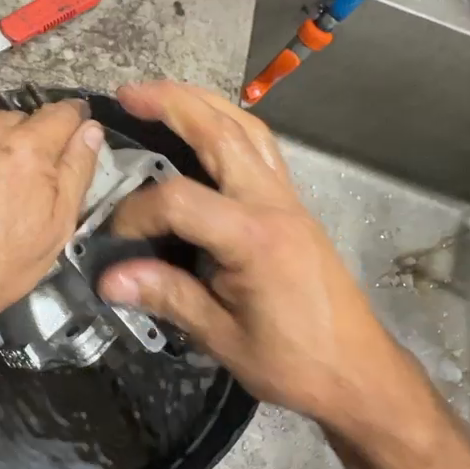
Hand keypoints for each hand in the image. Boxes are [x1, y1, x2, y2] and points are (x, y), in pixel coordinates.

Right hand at [96, 82, 421, 433]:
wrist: (361, 375)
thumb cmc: (295, 363)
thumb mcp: (223, 337)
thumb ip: (167, 297)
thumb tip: (108, 278)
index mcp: (254, 238)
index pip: (180, 200)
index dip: (137, 213)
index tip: (114, 238)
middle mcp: (274, 204)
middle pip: (222, 132)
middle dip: (172, 104)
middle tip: (128, 94)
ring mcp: (289, 200)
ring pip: (247, 129)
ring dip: (203, 104)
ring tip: (162, 96)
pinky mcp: (294, 207)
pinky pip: (261, 148)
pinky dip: (229, 126)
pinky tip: (206, 131)